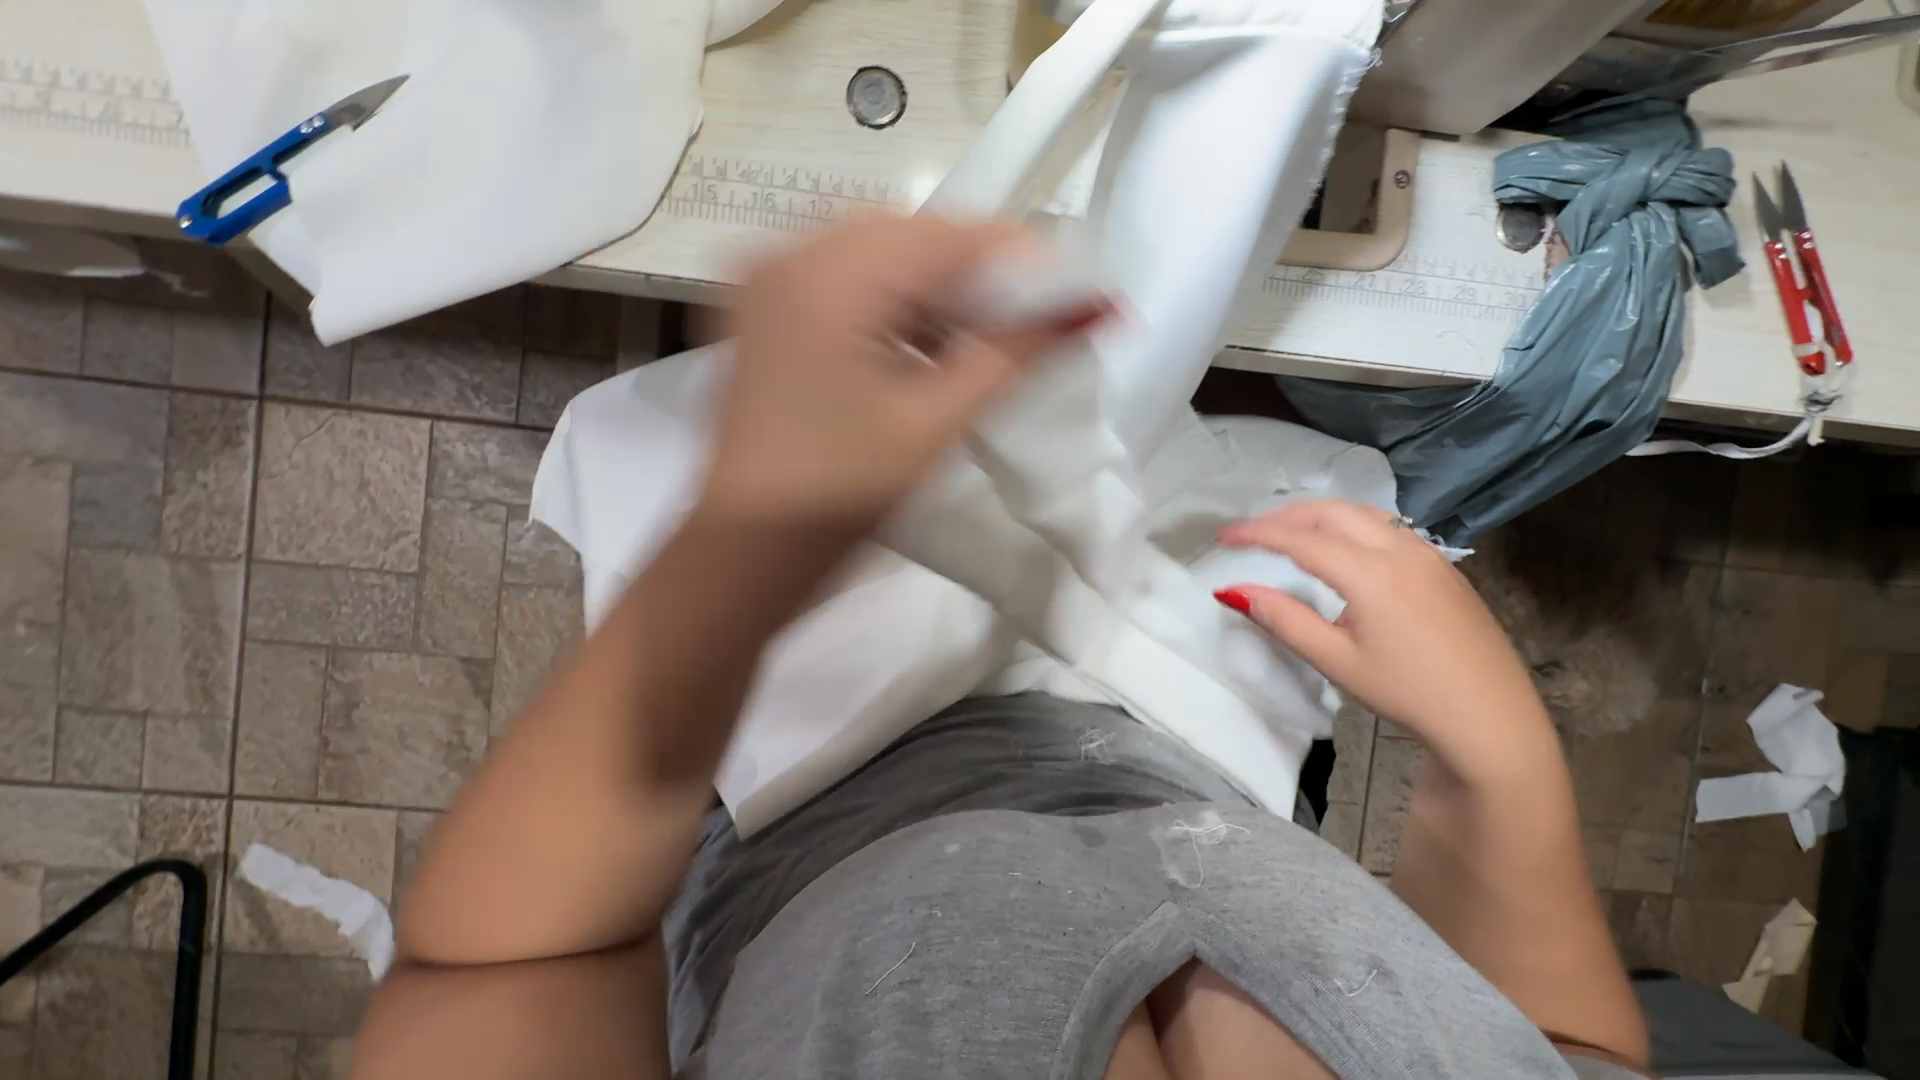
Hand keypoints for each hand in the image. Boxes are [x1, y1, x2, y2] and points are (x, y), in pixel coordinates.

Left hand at [701, 215, 1104, 534]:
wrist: (743, 553)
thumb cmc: (841, 498)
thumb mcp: (936, 422)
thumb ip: (1018, 353)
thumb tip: (1096, 308)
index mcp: (826, 275)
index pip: (950, 235)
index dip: (1024, 263)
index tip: (1076, 301)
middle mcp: (786, 252)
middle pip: (914, 237)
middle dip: (980, 279)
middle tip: (1031, 330)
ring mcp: (764, 277)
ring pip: (881, 255)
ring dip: (938, 292)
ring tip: (980, 346)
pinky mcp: (760, 307)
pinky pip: (845, 279)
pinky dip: (893, 304)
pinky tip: (923, 348)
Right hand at [1215, 501, 1556, 785]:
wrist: (1492, 719)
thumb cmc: (1407, 693)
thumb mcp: (1336, 660)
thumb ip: (1283, 620)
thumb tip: (1234, 591)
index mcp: (1371, 573)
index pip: (1300, 539)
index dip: (1256, 533)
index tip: (1223, 536)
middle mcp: (1401, 550)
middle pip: (1332, 513)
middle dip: (1286, 515)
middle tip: (1251, 532)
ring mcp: (1428, 555)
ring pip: (1364, 514)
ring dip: (1320, 516)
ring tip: (1290, 532)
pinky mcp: (1444, 568)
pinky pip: (1389, 528)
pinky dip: (1352, 525)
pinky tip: (1343, 547)